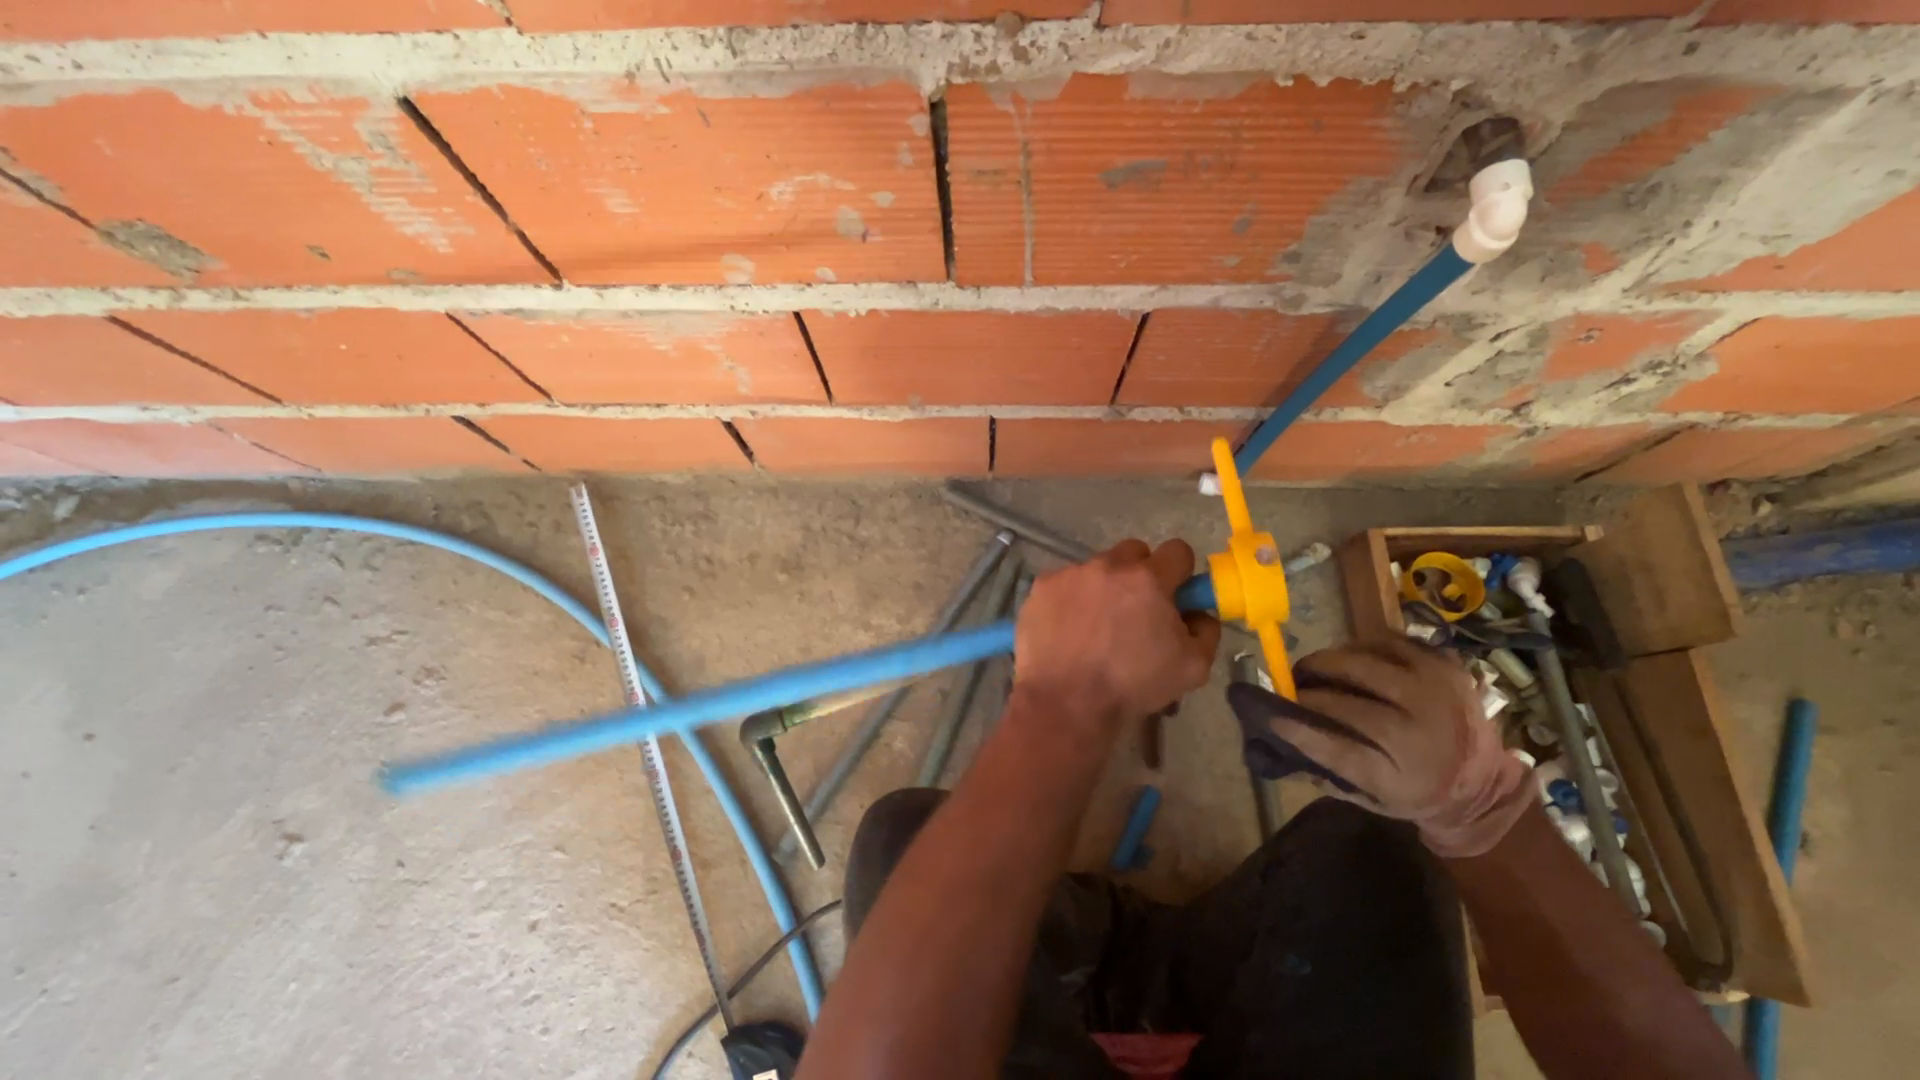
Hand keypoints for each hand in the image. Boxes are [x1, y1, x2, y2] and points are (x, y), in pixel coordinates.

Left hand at [1013, 539, 1220, 729]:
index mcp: (1149, 578)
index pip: (1178, 551)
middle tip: (1135, 611)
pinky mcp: (1042, 587)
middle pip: (1134, 553)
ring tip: (1096, 627)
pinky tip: (1069, 630)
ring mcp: (1071, 573)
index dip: (1180, 573)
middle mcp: (1109, 565)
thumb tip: (1197, 612)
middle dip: (1140, 574)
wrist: (1066, 702)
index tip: (1174, 596)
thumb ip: (1206, 630)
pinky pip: (1065, 584)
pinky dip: (1071, 600)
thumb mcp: (1193, 667)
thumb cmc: (1133, 685)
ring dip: (1103, 588)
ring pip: (1097, 568)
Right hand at [1227, 638, 1531, 857]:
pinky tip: (1355, 659)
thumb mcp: (1371, 796)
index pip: (1337, 747)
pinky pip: (1395, 643)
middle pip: (1352, 693)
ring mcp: (1439, 690)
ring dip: (1335, 660)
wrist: (1482, 783)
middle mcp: (1422, 727)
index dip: (1299, 728)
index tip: (1269, 715)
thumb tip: (1278, 740)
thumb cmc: (1414, 792)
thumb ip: (1327, 770)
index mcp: (1402, 770)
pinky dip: (1367, 647)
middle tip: (1294, 683)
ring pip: (1370, 659)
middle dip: (1313, 684)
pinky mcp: (1448, 667)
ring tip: (1319, 668)